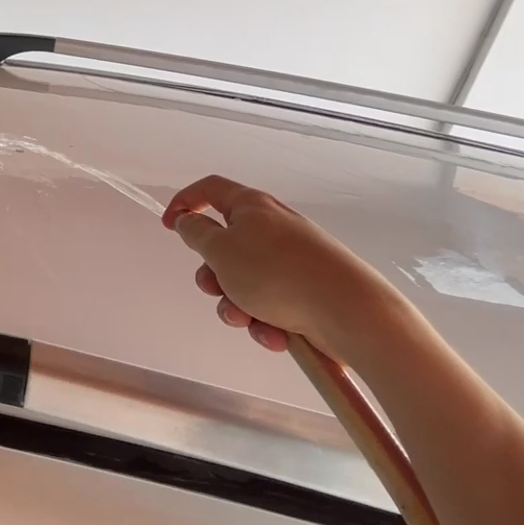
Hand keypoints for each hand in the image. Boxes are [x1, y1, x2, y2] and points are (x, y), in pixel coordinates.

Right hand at [161, 175, 407, 357]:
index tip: (170, 226)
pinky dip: (265, 320)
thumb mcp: (220, 250)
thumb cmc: (277, 274)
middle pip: (225, 244)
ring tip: (248, 320)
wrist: (353, 314)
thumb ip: (196, 233)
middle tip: (213, 289)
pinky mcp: (309, 292)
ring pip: (244, 281)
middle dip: (212, 274)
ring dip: (236, 304)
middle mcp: (273, 228)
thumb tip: (190, 221)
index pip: (210, 190)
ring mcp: (293, 261)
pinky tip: (274, 334)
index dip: (184, 202)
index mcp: (252, 207)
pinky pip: (271, 303)